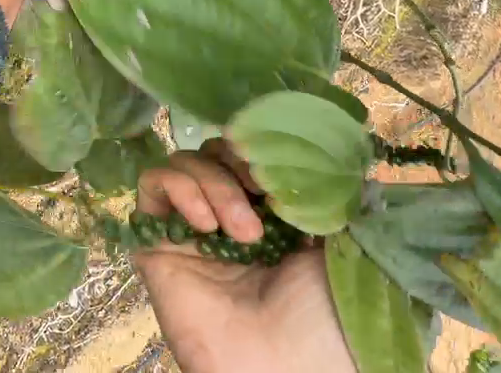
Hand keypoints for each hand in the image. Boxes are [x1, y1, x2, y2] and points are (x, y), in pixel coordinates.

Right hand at [132, 142, 354, 372]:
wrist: (284, 372)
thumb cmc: (326, 324)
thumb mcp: (349, 253)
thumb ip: (336, 202)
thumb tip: (330, 160)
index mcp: (275, 218)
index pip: (252, 157)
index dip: (262, 150)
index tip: (281, 168)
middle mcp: (229, 216)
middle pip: (214, 151)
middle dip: (236, 160)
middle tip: (260, 189)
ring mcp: (189, 227)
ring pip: (183, 162)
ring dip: (213, 182)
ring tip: (243, 231)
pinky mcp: (155, 239)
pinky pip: (152, 185)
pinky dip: (177, 188)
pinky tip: (205, 224)